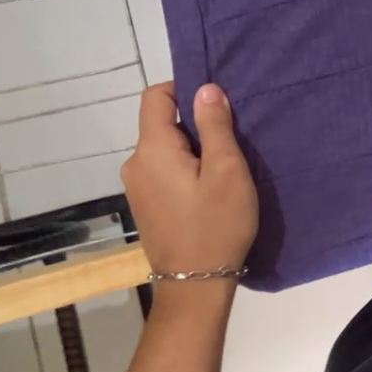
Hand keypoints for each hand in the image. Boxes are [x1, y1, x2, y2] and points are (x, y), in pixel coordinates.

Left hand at [122, 83, 258, 295]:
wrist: (196, 282)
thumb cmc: (216, 222)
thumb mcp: (226, 170)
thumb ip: (215, 126)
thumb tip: (206, 89)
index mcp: (152, 149)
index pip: (155, 97)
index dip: (185, 89)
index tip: (219, 104)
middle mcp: (136, 163)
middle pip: (162, 123)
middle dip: (196, 124)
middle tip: (234, 141)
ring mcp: (138, 186)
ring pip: (167, 149)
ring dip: (195, 149)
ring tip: (227, 168)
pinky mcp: (147, 204)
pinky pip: (166, 170)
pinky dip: (188, 168)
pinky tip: (212, 189)